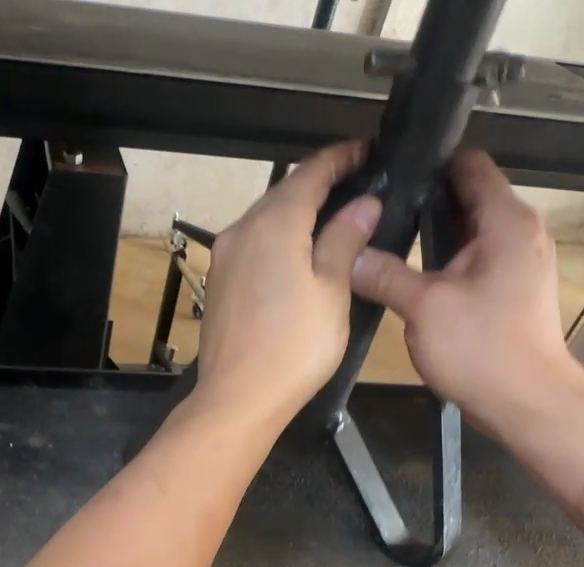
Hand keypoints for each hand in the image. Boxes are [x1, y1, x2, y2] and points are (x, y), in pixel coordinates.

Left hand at [191, 141, 381, 429]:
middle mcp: (241, 231)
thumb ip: (344, 240)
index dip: (340, 158)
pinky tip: (297, 254)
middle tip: (355, 185)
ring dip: (296, 213)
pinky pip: (252, 246)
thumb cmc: (293, 347)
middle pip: (283, 194)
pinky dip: (277, 239)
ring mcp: (224, 258)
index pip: (309, 173)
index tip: (366, 151)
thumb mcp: (332, 290)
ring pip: (264, 220)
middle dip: (318, 184)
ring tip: (331, 218)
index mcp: (273, 224)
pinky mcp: (217, 283)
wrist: (237, 398)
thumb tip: (362, 204)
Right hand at [348, 149, 583, 430]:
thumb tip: (350, 256)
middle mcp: (521, 233)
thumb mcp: (423, 308)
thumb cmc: (483, 350)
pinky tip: (414, 279)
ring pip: (469, 233)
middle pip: (468, 198)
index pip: (471, 165)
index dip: (432, 162)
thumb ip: (384, 274)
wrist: (527, 403)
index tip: (391, 171)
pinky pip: (475, 261)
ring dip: (434, 237)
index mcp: (507, 222)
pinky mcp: (512, 290)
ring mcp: (520, 263)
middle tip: (377, 212)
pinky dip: (447, 263)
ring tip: (388, 242)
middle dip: (425, 202)